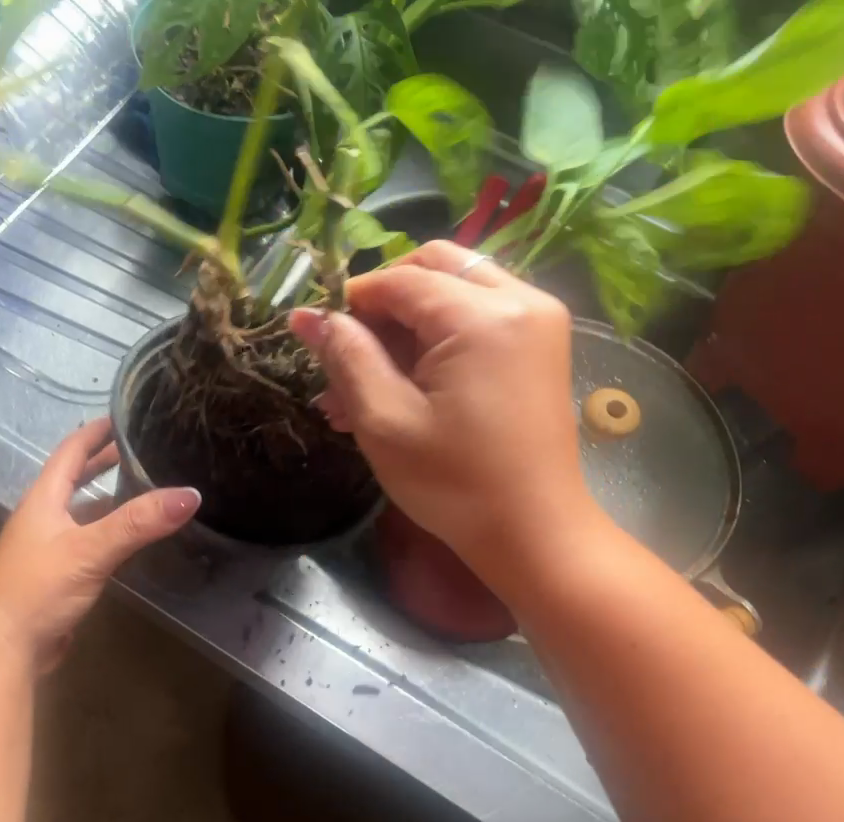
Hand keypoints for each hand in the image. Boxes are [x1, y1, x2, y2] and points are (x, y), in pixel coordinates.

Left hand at [0, 418, 199, 671]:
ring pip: (82, 514)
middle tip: (140, 449)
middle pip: (74, 480)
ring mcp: (47, 549)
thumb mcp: (90, 550)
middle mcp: (42, 518)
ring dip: (108, 500)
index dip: (95, 432)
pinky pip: (87, 544)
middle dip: (103, 463)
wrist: (4, 648)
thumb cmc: (38, 588)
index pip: (70, 452)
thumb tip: (190, 494)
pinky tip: (130, 541)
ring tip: (144, 490)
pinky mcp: (56, 578)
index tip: (123, 415)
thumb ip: (138, 522)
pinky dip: (109, 534)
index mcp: (43, 500)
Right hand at [289, 241, 602, 591]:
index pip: (399, 280)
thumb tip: (304, 315)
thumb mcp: (384, 420)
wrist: (532, 532)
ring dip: (404, 325)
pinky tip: (398, 386)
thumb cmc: (452, 483)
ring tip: (361, 385)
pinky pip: (477, 317)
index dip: (349, 303)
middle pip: (433, 267)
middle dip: (382, 304)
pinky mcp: (538, 345)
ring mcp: (536, 320)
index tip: (315, 339)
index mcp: (483, 316)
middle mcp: (520, 299)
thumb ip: (345, 356)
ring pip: (453, 289)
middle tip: (347, 355)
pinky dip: (435, 339)